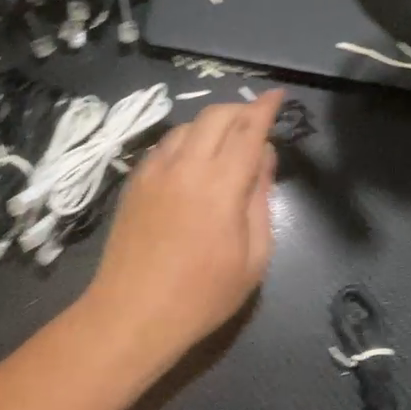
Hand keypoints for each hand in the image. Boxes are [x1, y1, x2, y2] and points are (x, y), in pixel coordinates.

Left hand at [80, 90, 283, 366]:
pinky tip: (193, 159)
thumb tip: (264, 157)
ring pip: (188, 125)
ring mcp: (155, 170)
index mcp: (221, 185)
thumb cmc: (202, 295)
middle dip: (241, 109)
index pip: (249, 130)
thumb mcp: (253, 258)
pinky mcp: (135, 181)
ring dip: (212, 123)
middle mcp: (186, 165)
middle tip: (257, 121)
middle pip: (216, 116)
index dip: (266, 108)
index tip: (279, 95)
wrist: (131, 314)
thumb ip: (261, 200)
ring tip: (227, 140)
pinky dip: (186, 140)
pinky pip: (165, 145)